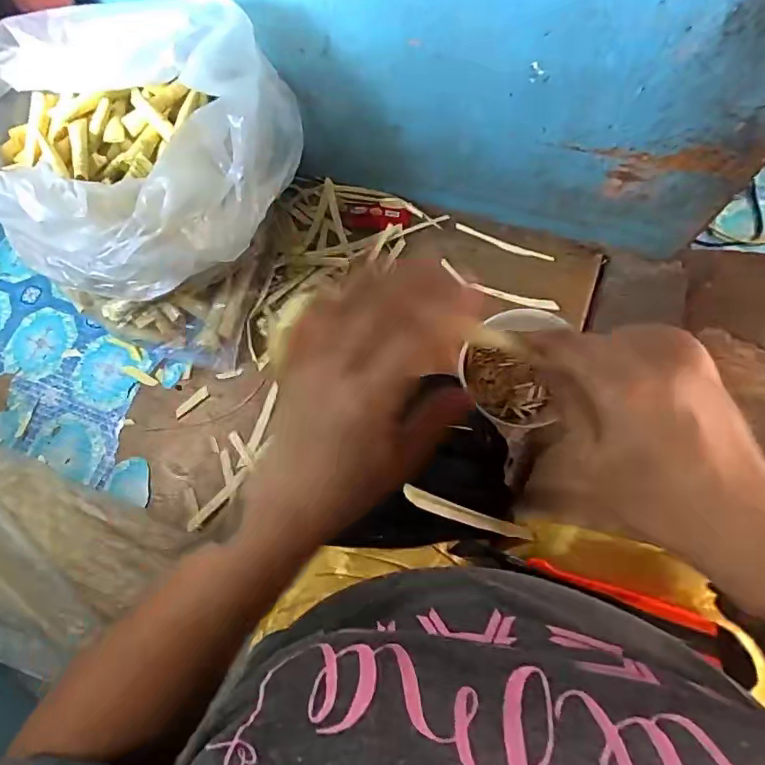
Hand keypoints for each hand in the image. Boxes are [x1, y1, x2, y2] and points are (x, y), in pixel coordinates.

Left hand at [241, 261, 479, 548]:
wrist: (287, 502)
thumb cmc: (349, 489)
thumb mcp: (401, 460)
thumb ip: (435, 419)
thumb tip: (468, 388)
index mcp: (371, 395)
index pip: (416, 337)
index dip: (449, 312)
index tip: (476, 294)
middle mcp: (337, 369)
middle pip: (379, 309)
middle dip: (416, 281)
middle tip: (446, 264)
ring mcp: (309, 363)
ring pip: (343, 306)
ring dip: (376, 279)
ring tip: (404, 262)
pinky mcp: (292, 366)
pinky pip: (309, 321)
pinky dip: (330, 298)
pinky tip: (345, 284)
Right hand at [522, 326, 764, 621]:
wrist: (742, 517)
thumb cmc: (657, 500)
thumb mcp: (591, 461)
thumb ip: (566, 407)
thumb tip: (545, 376)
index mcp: (624, 381)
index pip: (563, 344)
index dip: (529, 343)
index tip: (503, 347)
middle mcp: (656, 355)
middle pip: (591, 339)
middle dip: (562, 355)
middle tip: (537, 377)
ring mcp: (686, 355)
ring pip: (618, 339)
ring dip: (594, 356)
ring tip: (577, 385)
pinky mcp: (703, 364)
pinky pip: (646, 346)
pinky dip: (623, 358)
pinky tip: (616, 387)